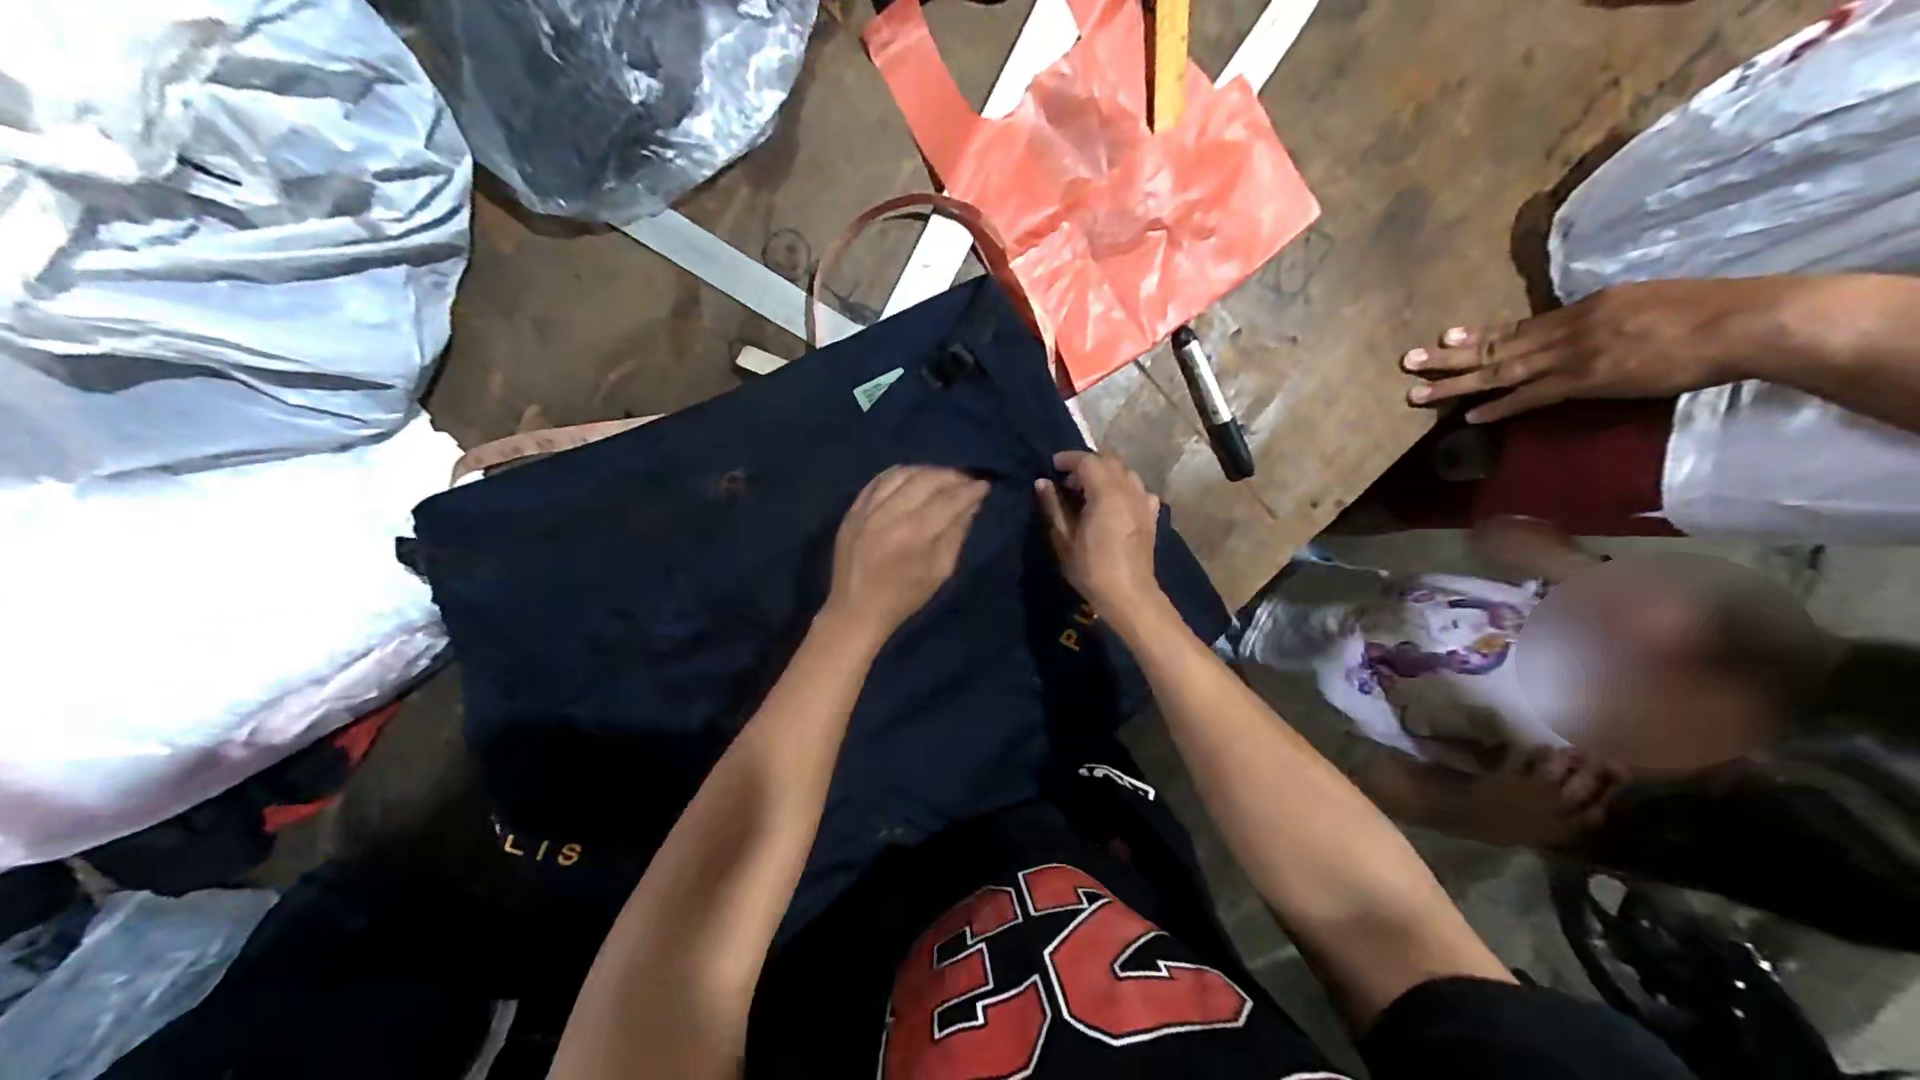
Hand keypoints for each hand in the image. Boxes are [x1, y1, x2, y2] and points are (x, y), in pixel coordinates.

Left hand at [824, 465, 989, 644]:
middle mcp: (889, 515)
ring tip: (941, 477)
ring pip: (901, 474)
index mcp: (914, 535)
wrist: (856, 610)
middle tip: (966, 479)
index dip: (970, 489)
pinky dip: (899, 474)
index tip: (983, 485)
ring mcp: (867, 510)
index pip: (948, 499)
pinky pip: (878, 480)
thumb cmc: (904, 597)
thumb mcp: (940, 571)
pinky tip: (912, 477)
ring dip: (926, 471)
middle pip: (926, 479)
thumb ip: (956, 533)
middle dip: (951, 475)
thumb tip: (971, 503)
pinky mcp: (852, 511)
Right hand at [1034, 451, 1162, 620]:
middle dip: (1088, 463)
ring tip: (1089, 491)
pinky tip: (1114, 504)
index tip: (1052, 466)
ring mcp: (1145, 501)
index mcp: (1107, 492)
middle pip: (1110, 460)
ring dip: (1106, 473)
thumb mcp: (1064, 538)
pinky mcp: (1152, 515)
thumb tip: (1043, 483)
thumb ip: (1053, 506)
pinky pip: (1138, 489)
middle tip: (1069, 480)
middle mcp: (1129, 489)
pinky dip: (1123, 488)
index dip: (1068, 459)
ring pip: (1126, 472)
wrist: (1129, 595)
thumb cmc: (1091, 569)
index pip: (1087, 460)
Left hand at [1401, 278, 1801, 422]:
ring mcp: (1574, 355)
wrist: (1748, 322)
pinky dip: (1500, 406)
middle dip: (1448, 357)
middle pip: (1496, 346)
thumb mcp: (1645, 303)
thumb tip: (1585, 330)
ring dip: (1457, 384)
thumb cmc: (1709, 311)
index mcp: (1583, 308)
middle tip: (1407, 361)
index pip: (1519, 326)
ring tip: (1417, 393)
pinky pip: (1532, 396)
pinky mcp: (1588, 380)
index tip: (1446, 337)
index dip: (1479, 335)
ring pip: (1501, 371)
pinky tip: (1470, 417)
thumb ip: (1605, 318)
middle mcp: (1568, 329)